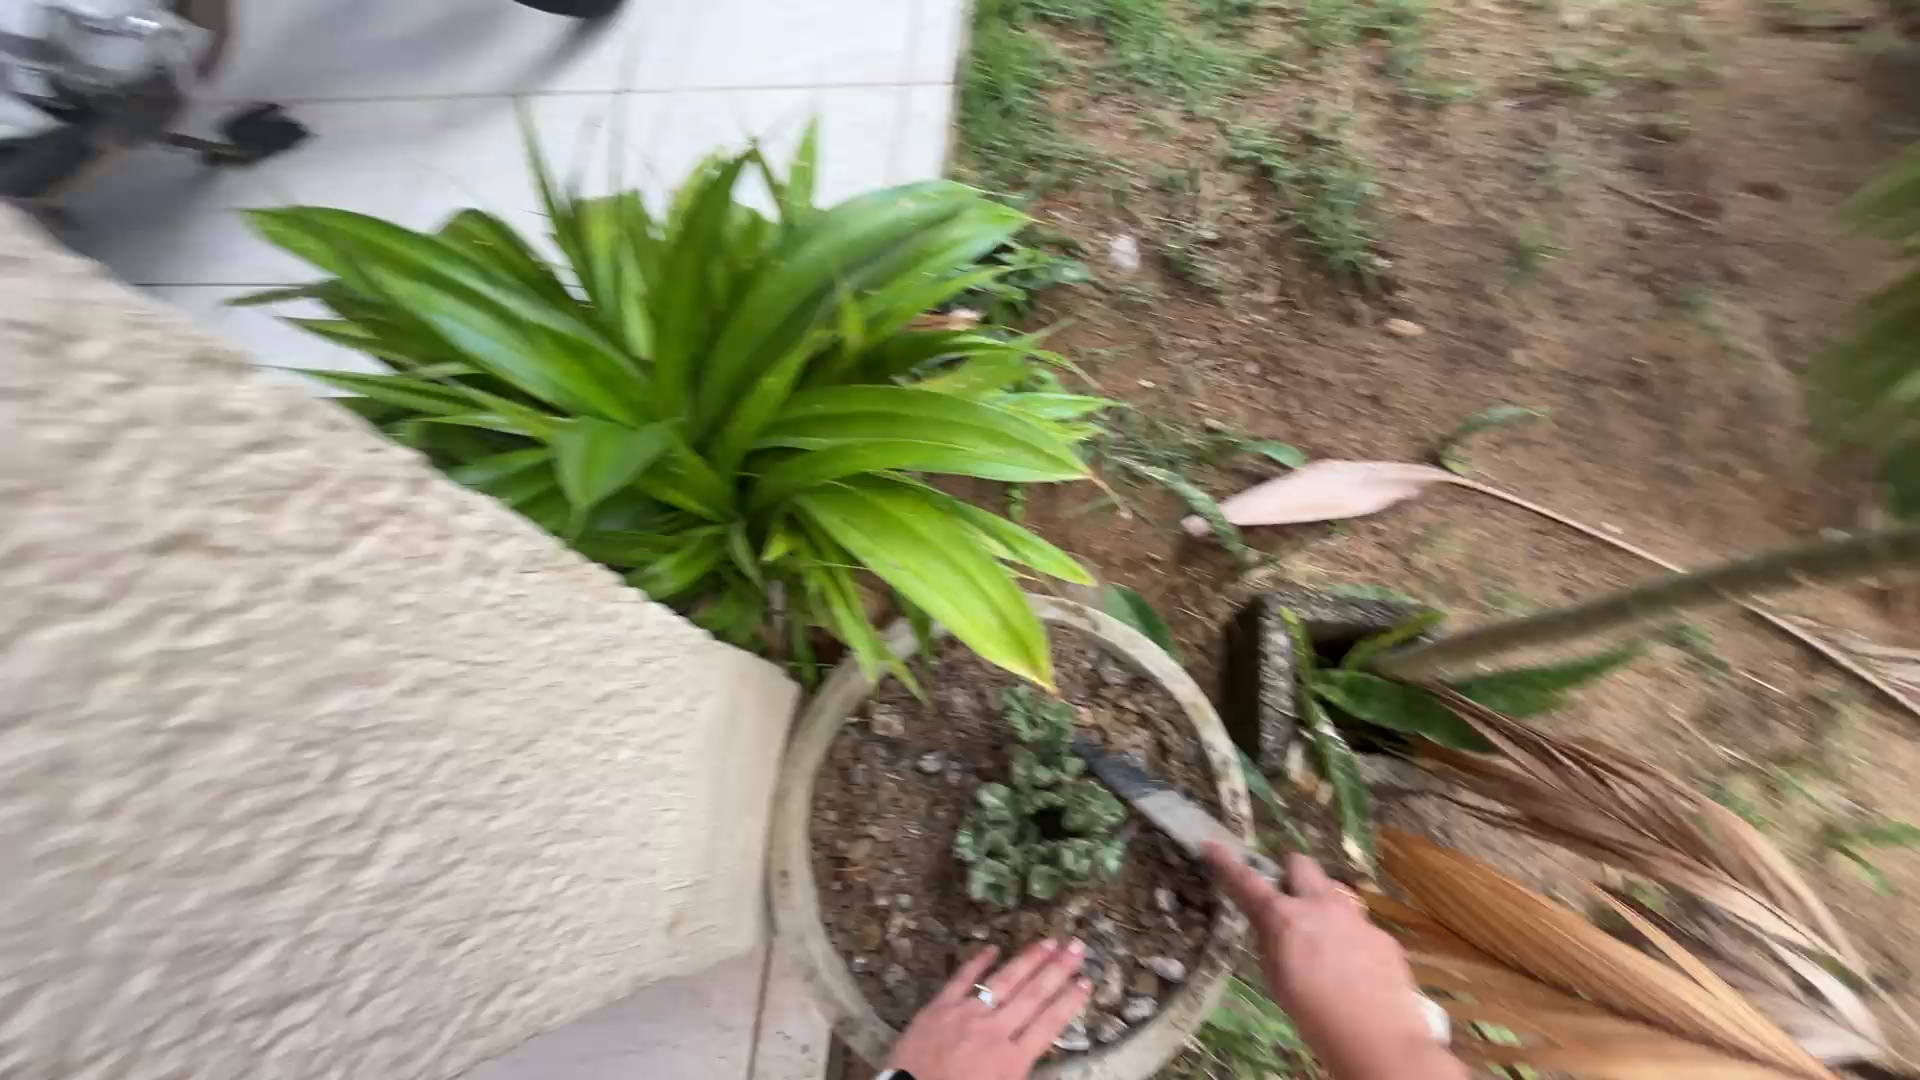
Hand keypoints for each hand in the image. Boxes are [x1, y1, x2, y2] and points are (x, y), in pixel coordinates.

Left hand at [882, 938, 1092, 1079]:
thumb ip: (1024, 1074)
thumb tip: (1045, 1062)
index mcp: (1011, 1062)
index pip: (1049, 1025)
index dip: (1069, 1001)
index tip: (1086, 980)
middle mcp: (994, 1032)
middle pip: (1033, 995)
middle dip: (1058, 969)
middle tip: (1077, 945)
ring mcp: (966, 1014)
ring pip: (1004, 981)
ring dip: (1028, 960)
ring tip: (1048, 941)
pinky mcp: (939, 1007)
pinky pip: (962, 979)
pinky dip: (978, 962)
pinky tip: (992, 947)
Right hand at [1203, 843, 1463, 1079]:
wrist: (1381, 1042)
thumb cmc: (1315, 1017)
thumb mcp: (1276, 979)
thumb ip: (1269, 942)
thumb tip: (1267, 923)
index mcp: (1283, 918)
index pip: (1245, 880)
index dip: (1226, 862)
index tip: (1211, 845)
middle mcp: (1319, 906)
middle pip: (1300, 863)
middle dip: (1290, 874)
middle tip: (1288, 899)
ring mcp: (1355, 918)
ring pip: (1334, 890)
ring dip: (1323, 903)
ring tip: (1326, 937)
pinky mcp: (1383, 936)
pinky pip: (1360, 925)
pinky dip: (1352, 937)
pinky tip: (1356, 968)